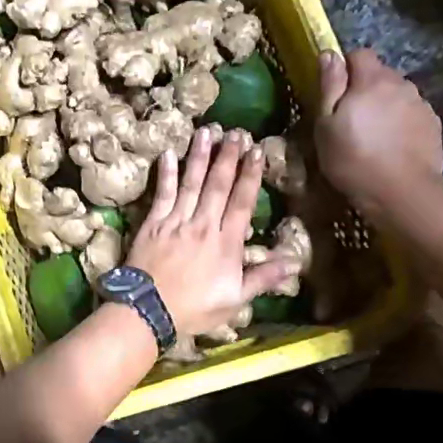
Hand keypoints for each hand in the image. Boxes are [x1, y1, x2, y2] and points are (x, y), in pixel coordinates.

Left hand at [127, 126, 300, 337]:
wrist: (148, 310)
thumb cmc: (194, 308)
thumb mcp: (234, 299)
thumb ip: (262, 277)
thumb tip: (294, 262)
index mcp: (226, 243)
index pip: (242, 202)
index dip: (250, 175)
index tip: (257, 151)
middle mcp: (203, 224)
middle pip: (218, 185)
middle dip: (228, 156)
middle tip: (236, 131)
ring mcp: (176, 221)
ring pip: (191, 182)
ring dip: (200, 156)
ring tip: (207, 132)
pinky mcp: (153, 223)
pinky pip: (162, 193)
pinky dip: (166, 173)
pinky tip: (169, 153)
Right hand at [314, 49, 442, 218]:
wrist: (401, 193)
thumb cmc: (353, 159)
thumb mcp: (326, 124)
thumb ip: (330, 85)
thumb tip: (330, 54)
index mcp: (372, 81)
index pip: (360, 54)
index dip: (346, 68)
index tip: (335, 92)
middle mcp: (401, 84)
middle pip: (380, 74)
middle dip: (365, 87)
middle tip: (350, 117)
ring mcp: (421, 104)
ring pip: (397, 94)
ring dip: (385, 104)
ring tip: (373, 134)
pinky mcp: (433, 125)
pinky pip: (411, 113)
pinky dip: (400, 122)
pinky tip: (392, 145)